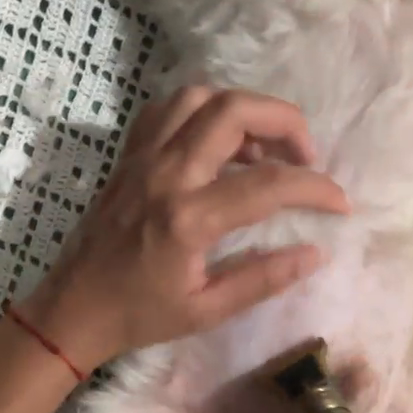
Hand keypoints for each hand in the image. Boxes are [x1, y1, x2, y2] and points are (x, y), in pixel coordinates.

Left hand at [19, 87, 348, 369]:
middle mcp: (165, 175)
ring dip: (242, 110)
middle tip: (304, 156)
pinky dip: (201, 111)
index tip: (339, 203)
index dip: (315, 187)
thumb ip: (264, 278)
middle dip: (285, 121)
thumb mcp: (206, 310)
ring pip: (199, 97)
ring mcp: (142, 158)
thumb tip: (316, 253)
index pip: (268, 183)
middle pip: (233, 110)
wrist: (73, 308)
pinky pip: (166, 109)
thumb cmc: (139, 315)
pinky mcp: (128, 156)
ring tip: (261, 149)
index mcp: (188, 219)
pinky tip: (216, 143)